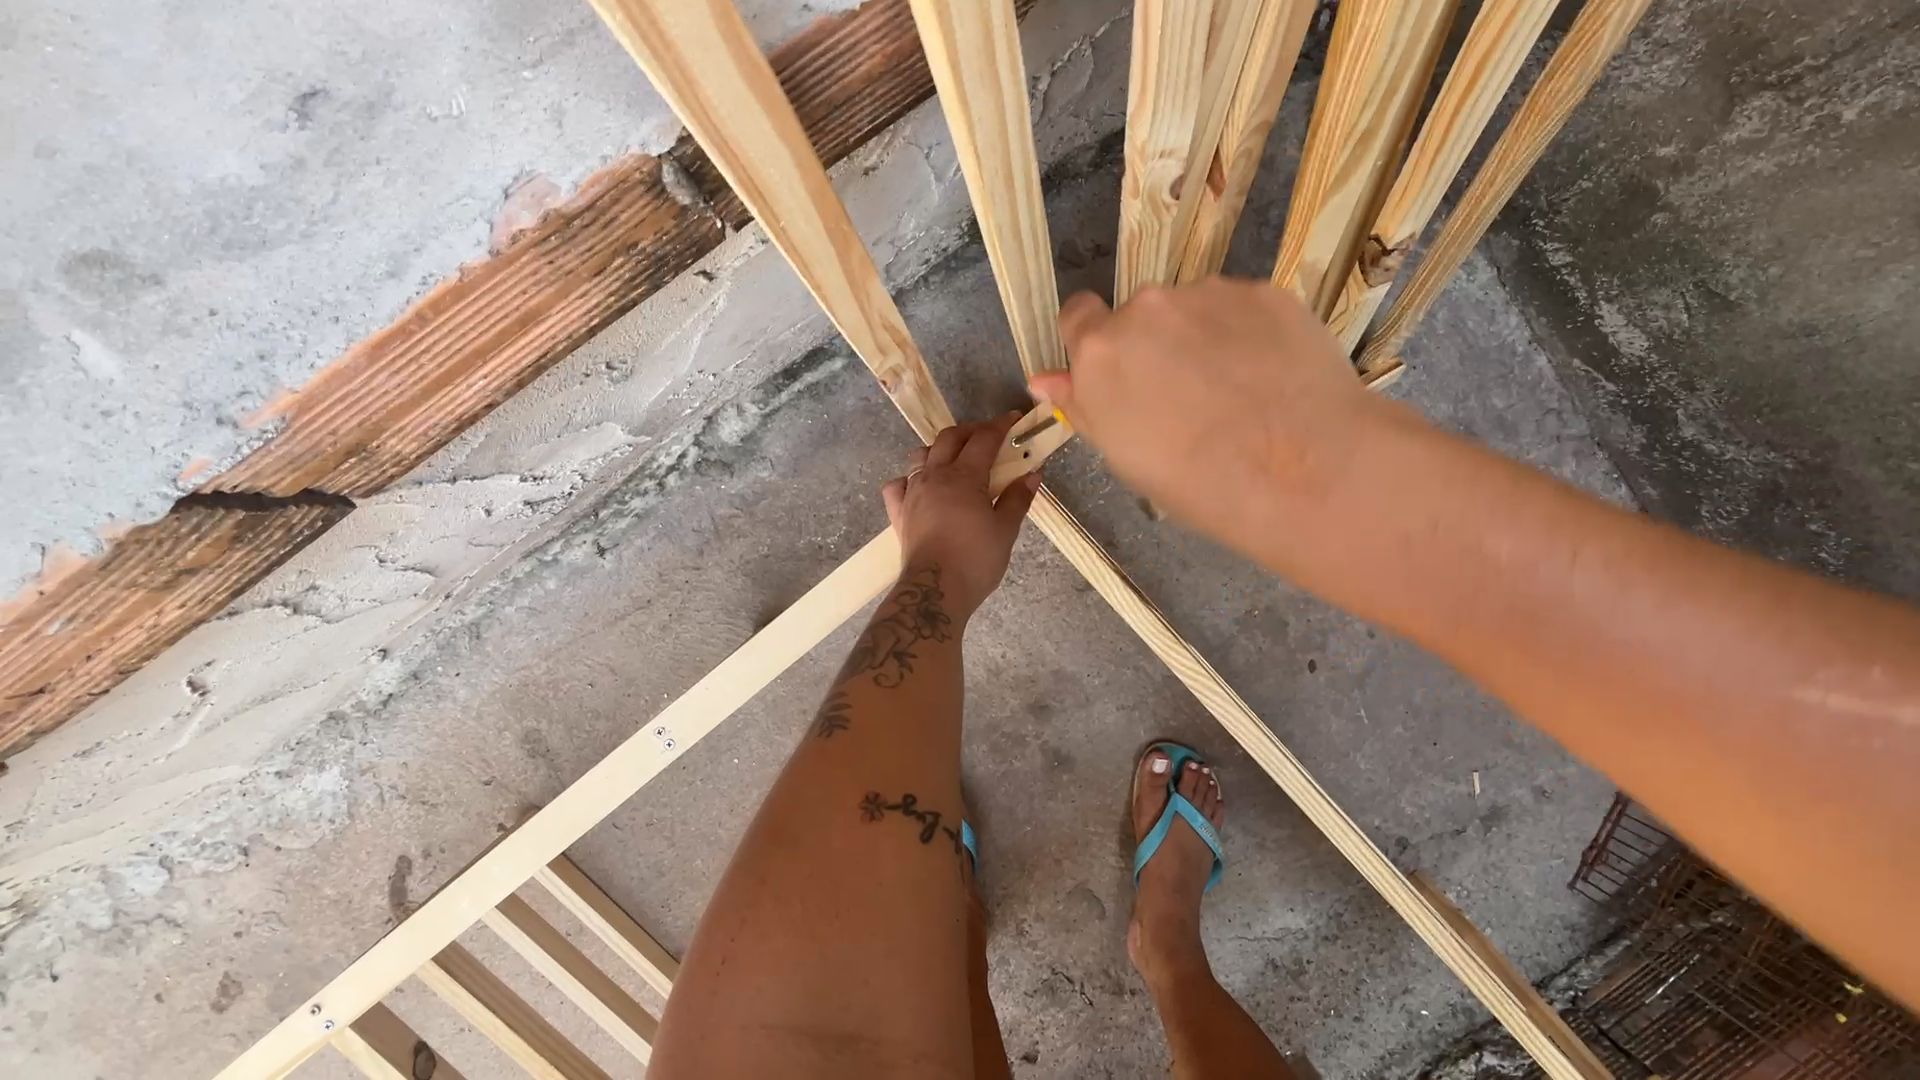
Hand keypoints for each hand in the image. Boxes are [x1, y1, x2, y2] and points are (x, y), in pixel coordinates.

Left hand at [881, 413, 1041, 618]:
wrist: (935, 589)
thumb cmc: (976, 559)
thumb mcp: (1006, 529)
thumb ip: (1018, 498)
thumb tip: (1033, 473)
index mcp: (964, 476)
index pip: (984, 439)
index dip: (1000, 426)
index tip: (1014, 420)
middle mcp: (934, 476)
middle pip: (949, 438)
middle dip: (970, 431)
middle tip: (988, 437)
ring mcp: (912, 493)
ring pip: (920, 456)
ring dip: (938, 450)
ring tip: (954, 459)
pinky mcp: (898, 513)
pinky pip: (897, 485)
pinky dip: (908, 480)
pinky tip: (919, 488)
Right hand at [1029, 279, 1393, 547]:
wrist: (1298, 469)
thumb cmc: (1195, 481)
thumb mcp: (1123, 455)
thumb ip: (1083, 405)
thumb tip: (1043, 379)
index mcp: (1101, 351)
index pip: (1077, 316)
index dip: (1093, 342)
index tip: (1118, 372)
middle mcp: (1147, 307)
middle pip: (1139, 315)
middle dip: (1155, 344)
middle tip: (1187, 397)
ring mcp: (1209, 293)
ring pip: (1194, 309)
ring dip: (1203, 337)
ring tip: (1239, 391)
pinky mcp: (1265, 292)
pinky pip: (1243, 309)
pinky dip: (1249, 334)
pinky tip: (1272, 377)